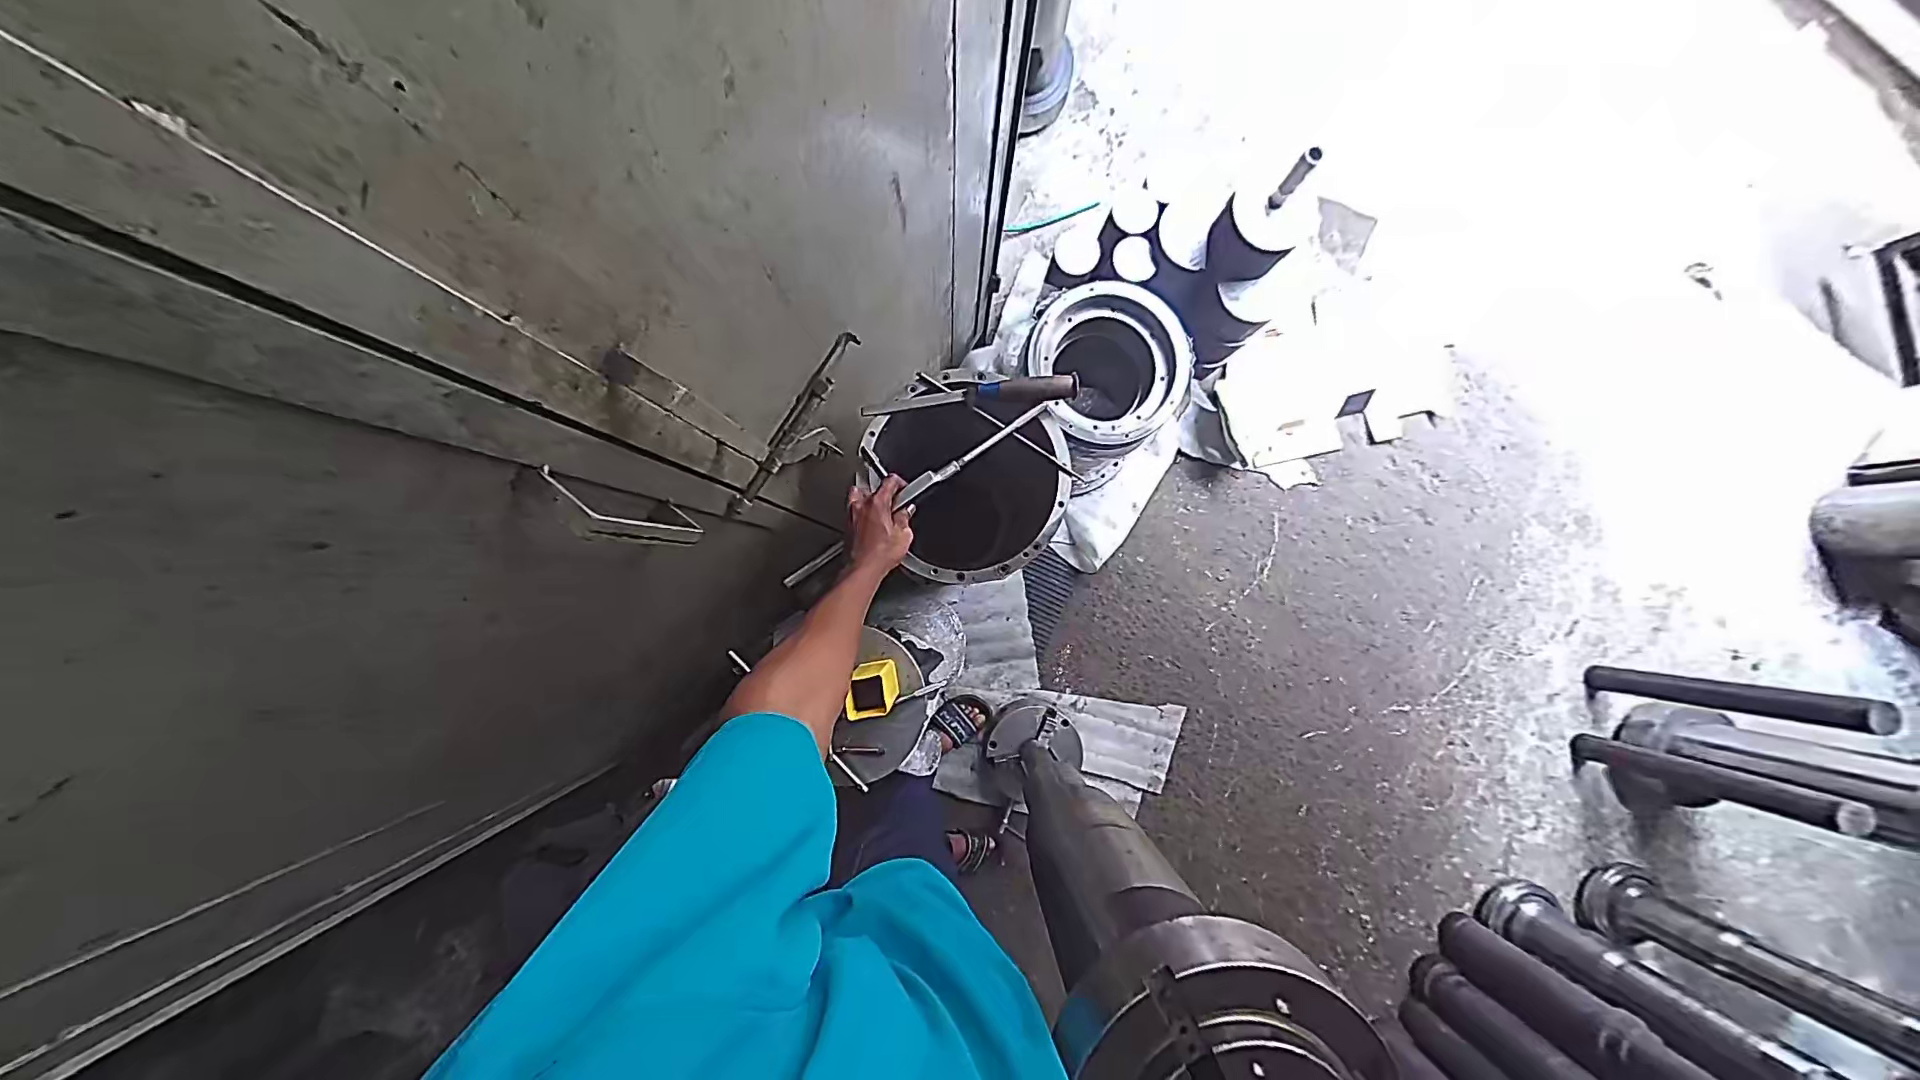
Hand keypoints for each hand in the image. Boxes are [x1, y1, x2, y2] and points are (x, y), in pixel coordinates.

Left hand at [848, 475, 914, 574]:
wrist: (862, 569)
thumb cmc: (879, 554)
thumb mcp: (904, 535)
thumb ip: (905, 518)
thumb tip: (905, 512)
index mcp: (877, 502)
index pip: (889, 481)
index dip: (900, 483)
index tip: (905, 489)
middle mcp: (861, 505)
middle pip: (872, 487)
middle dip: (884, 493)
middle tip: (894, 503)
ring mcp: (852, 515)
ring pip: (859, 497)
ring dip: (869, 501)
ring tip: (881, 510)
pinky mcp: (847, 526)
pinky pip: (854, 512)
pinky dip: (863, 514)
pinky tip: (871, 524)